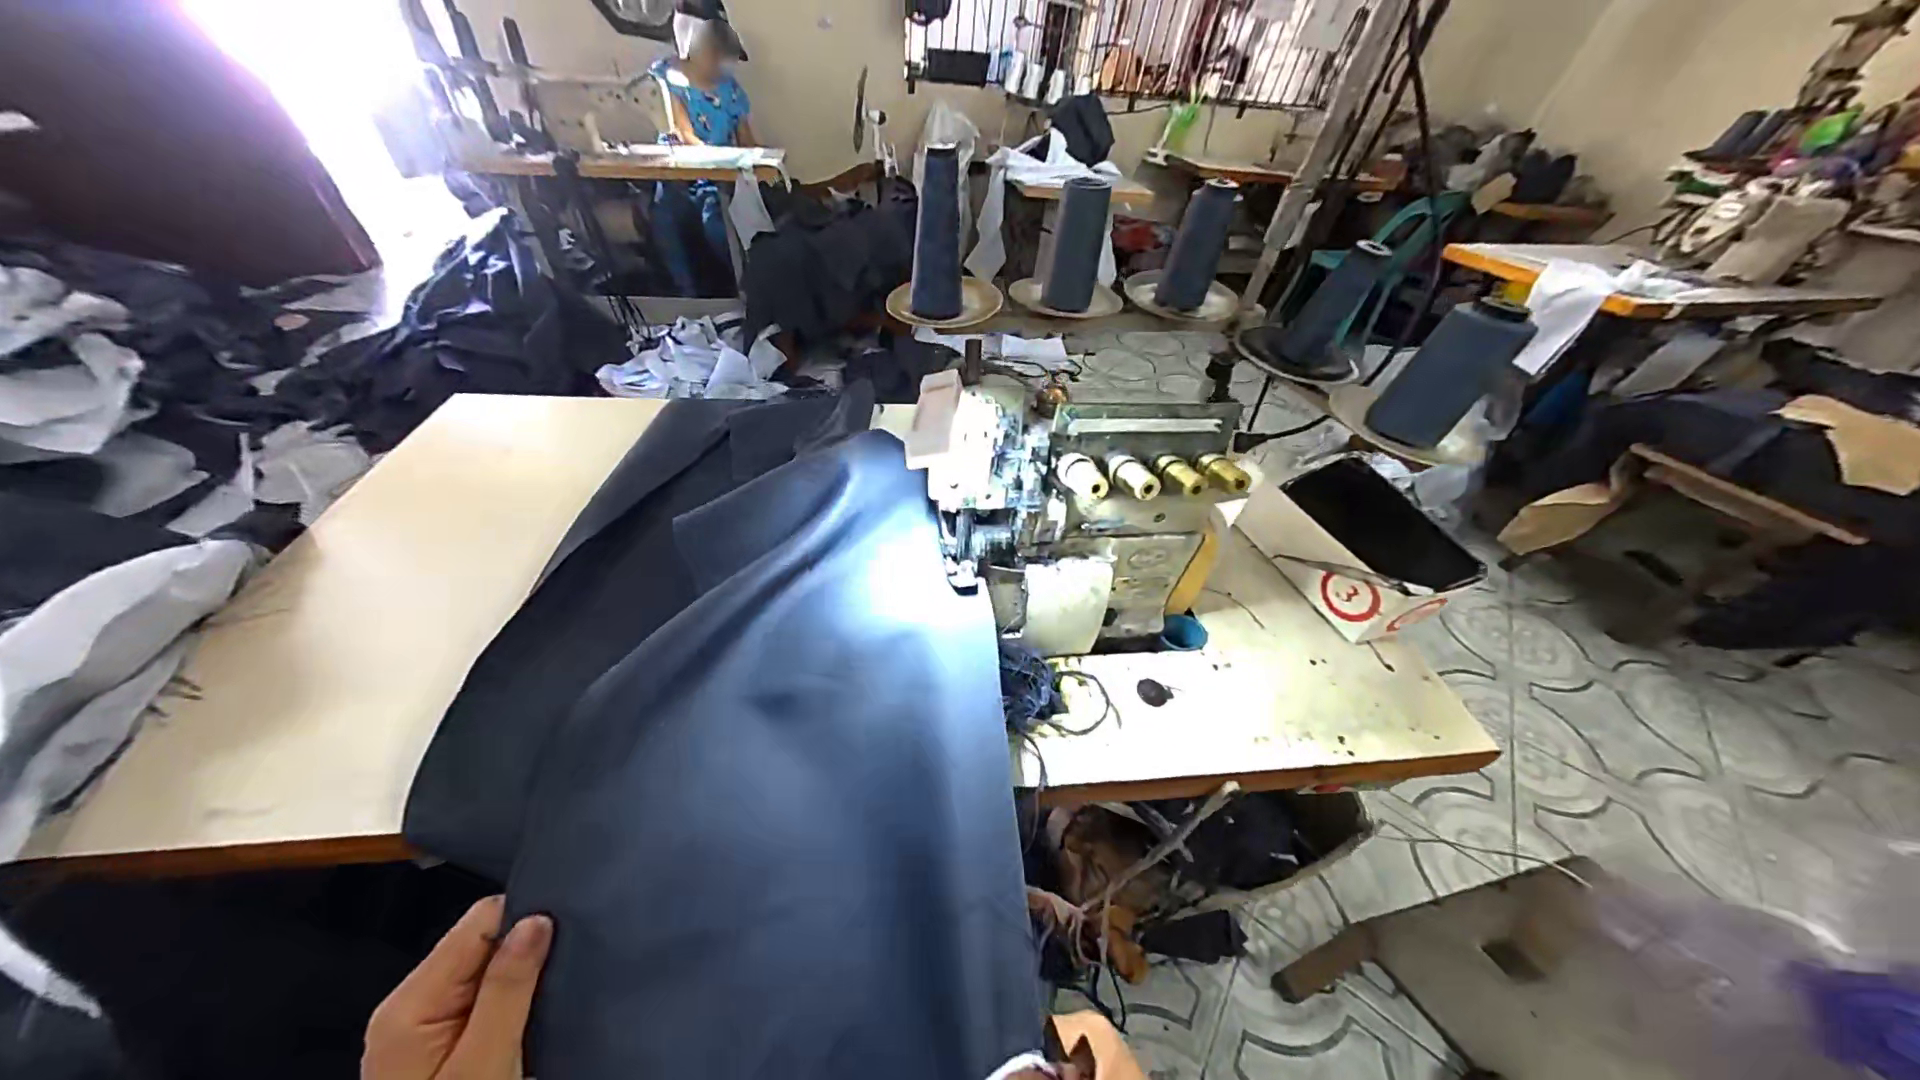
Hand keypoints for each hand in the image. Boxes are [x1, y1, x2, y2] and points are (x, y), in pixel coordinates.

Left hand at [362, 896, 553, 1079]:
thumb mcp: (485, 1066)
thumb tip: (537, 919)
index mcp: (410, 1004)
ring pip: (490, 963)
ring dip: (524, 973)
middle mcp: (412, 1004)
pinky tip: (536, 1009)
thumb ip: (508, 987)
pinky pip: (488, 991)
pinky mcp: (444, 1038)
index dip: (525, 920)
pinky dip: (517, 993)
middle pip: (483, 940)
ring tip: (552, 992)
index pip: (479, 922)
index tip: (564, 936)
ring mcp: (426, 1022)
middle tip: (562, 970)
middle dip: (527, 948)